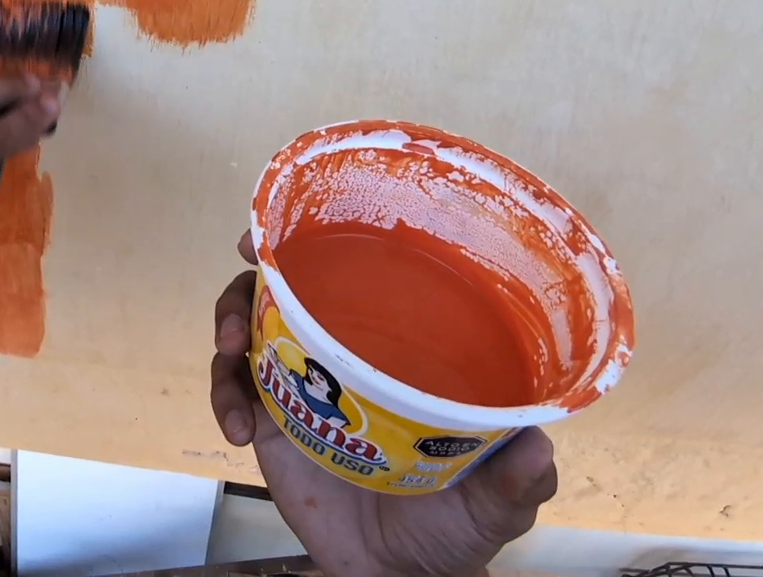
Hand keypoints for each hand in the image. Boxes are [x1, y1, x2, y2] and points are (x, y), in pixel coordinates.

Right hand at [210, 236, 556, 576]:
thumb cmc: (448, 527)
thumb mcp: (491, 503)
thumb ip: (514, 480)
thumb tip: (539, 444)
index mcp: (381, 348)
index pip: (343, 279)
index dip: (309, 247)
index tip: (280, 234)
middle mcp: (332, 350)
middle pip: (275, 291)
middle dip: (246, 287)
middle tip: (239, 311)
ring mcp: (293, 381)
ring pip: (243, 325)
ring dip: (225, 328)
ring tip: (229, 354)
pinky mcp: (266, 417)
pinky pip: (231, 388)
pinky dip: (223, 397)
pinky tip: (237, 431)